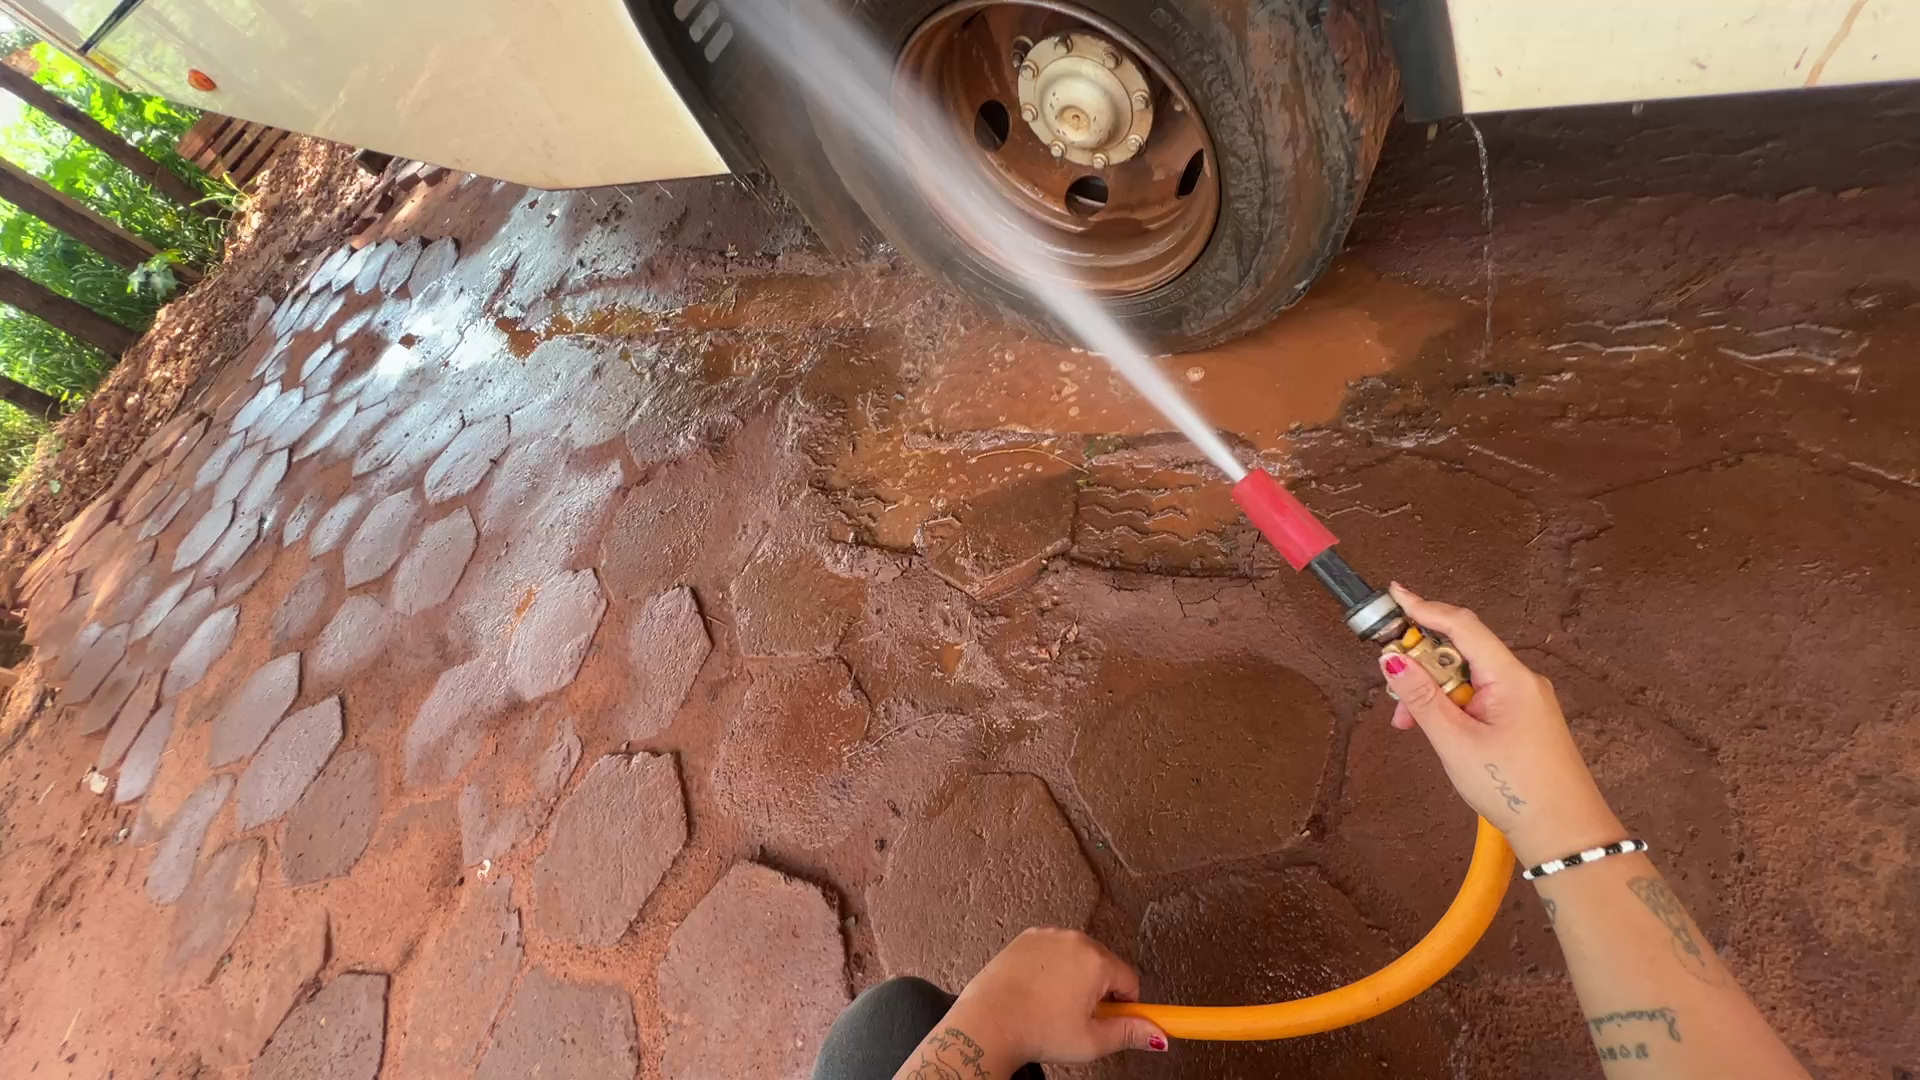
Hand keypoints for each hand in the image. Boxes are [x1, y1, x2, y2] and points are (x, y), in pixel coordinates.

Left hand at [943, 928, 1167, 1072]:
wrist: (991, 1019)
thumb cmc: (1037, 1029)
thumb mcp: (1092, 1041)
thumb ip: (1130, 1033)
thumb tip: (1158, 1035)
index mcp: (1096, 961)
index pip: (1130, 979)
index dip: (1125, 1005)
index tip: (1113, 1019)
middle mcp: (1074, 939)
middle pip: (1104, 964)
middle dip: (1099, 990)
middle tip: (1080, 1016)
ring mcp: (1049, 933)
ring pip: (1077, 956)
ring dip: (1076, 976)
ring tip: (1056, 1005)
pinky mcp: (1028, 935)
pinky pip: (1053, 949)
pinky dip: (1052, 966)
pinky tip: (1040, 990)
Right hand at [1378, 583, 1624, 866]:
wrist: (1564, 835)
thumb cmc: (1515, 787)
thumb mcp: (1454, 740)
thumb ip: (1419, 696)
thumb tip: (1390, 658)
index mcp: (1510, 678)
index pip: (1461, 627)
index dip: (1425, 608)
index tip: (1394, 594)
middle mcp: (1519, 680)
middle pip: (1457, 650)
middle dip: (1418, 664)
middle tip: (1391, 686)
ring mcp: (1520, 698)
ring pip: (1461, 675)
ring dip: (1428, 690)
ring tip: (1407, 721)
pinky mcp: (1518, 716)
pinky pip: (1473, 694)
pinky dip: (1446, 704)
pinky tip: (1430, 726)